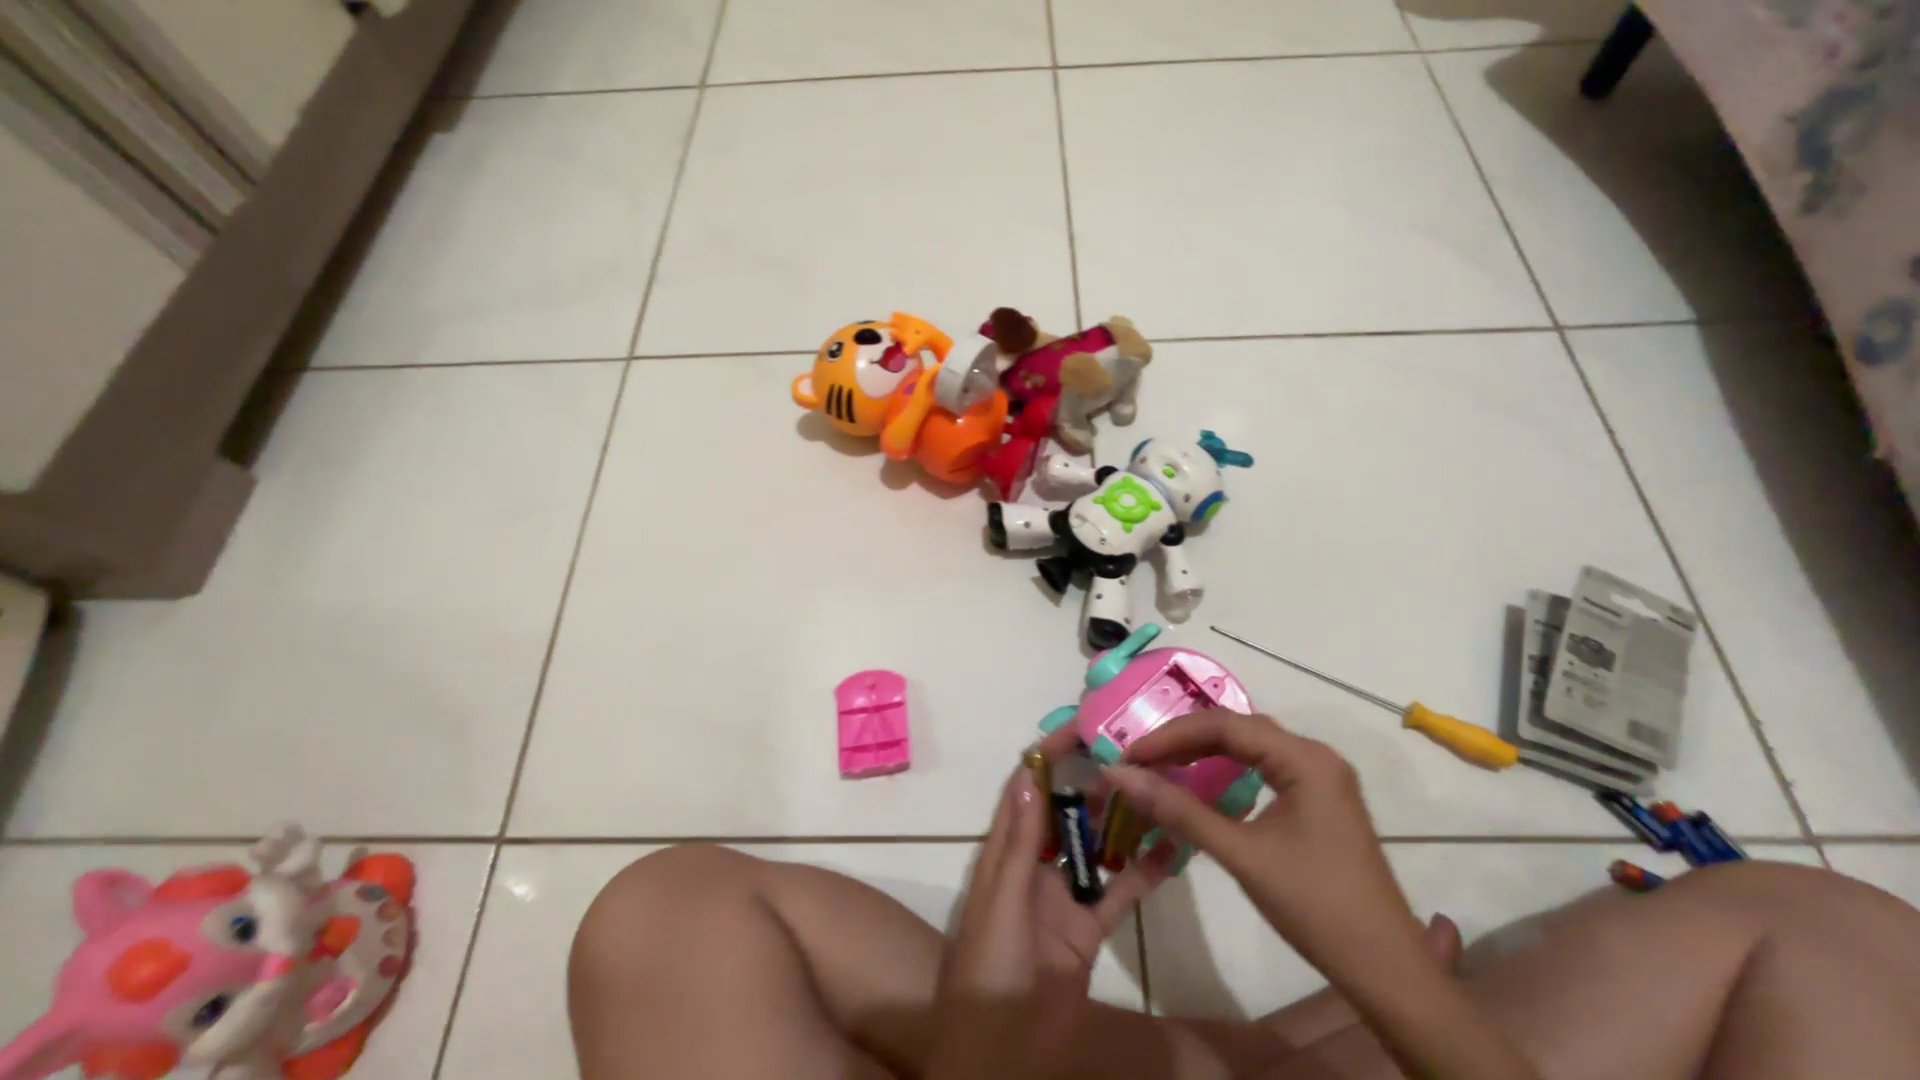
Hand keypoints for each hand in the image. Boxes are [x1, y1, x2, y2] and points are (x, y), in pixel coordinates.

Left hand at [928, 746, 1170, 1079]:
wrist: (1002, 1051)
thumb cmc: (988, 968)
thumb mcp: (1001, 901)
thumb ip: (1019, 845)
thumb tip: (1030, 776)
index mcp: (1002, 855)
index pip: (1023, 791)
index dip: (1046, 756)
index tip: (1080, 726)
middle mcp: (1032, 868)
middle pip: (1064, 814)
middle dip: (1093, 784)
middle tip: (1135, 754)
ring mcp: (1062, 898)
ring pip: (1095, 848)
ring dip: (1121, 822)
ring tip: (1158, 788)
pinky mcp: (1088, 929)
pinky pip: (1117, 893)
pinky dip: (1141, 873)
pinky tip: (1170, 849)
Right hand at [1103, 711, 1424, 980]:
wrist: (1383, 964)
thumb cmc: (1315, 905)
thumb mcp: (1241, 854)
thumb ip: (1180, 810)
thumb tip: (1120, 776)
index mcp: (1305, 760)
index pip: (1225, 725)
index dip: (1170, 736)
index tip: (1129, 757)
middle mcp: (1316, 757)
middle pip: (1238, 730)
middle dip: (1184, 741)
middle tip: (1138, 763)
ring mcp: (1321, 779)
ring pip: (1251, 748)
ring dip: (1204, 754)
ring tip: (1160, 769)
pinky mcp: (1319, 802)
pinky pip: (1264, 770)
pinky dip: (1227, 773)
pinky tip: (1202, 787)